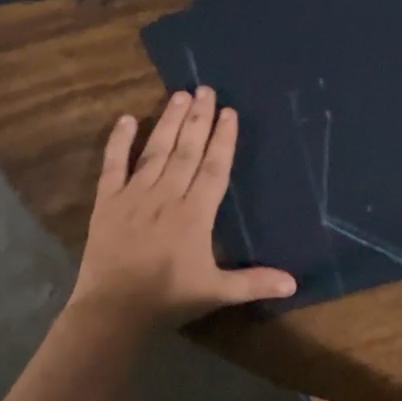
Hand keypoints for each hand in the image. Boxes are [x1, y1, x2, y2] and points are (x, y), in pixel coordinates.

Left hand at [67, 87, 296, 329]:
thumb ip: (254, 282)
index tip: (228, 112)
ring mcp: (134, 196)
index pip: (213, 168)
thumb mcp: (216, 293)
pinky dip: (120, 142)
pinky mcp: (107, 202)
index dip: (223, 140)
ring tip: (179, 95)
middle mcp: (166, 196)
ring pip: (155, 151)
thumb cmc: (168, 300)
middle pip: (186, 150)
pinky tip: (127, 120)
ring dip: (168, 122)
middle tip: (205, 89)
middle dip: (198, 119)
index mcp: (194, 214)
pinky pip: (113, 165)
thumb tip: (294, 283)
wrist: (114, 311)